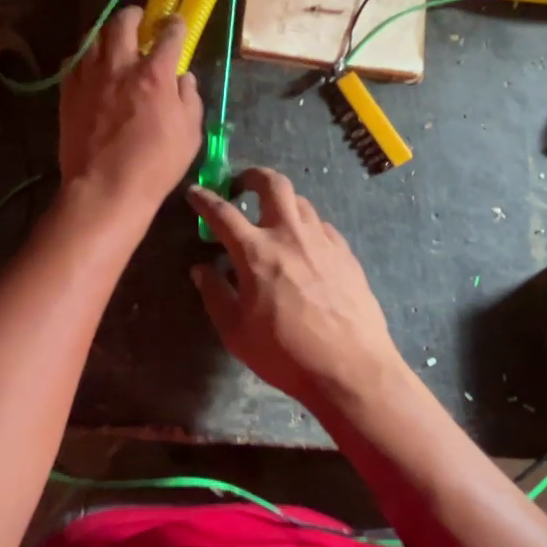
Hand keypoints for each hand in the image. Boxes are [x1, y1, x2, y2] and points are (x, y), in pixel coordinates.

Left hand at [58, 6, 202, 208]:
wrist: (105, 188)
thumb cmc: (155, 165)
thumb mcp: (190, 134)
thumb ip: (189, 99)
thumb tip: (183, 78)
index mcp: (155, 74)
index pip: (168, 35)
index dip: (174, 25)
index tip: (176, 23)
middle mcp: (120, 66)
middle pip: (123, 23)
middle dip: (134, 15)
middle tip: (139, 18)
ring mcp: (89, 77)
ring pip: (92, 37)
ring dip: (105, 33)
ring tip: (111, 40)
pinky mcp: (67, 92)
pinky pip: (72, 61)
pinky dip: (82, 57)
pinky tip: (88, 66)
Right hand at [188, 169, 406, 407]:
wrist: (352, 370)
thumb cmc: (285, 353)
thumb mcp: (235, 332)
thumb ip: (215, 294)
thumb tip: (202, 269)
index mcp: (256, 251)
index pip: (222, 213)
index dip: (204, 199)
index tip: (194, 192)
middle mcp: (290, 235)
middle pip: (272, 184)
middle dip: (253, 176)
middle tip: (242, 186)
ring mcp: (322, 242)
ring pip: (301, 201)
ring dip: (282, 201)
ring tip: (273, 218)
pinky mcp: (347, 255)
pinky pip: (323, 226)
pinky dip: (307, 226)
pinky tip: (305, 247)